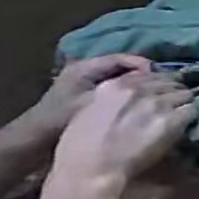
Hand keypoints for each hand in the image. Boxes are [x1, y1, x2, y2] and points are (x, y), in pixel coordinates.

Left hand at [18, 55, 153, 142]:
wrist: (33, 139)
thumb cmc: (60, 121)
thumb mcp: (91, 105)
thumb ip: (120, 94)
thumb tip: (152, 89)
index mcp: (85, 67)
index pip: (123, 58)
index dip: (145, 66)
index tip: (163, 79)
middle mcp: (86, 68)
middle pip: (124, 65)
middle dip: (145, 74)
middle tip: (166, 86)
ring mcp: (87, 80)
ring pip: (121, 75)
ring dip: (139, 84)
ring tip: (157, 94)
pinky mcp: (88, 92)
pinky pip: (116, 86)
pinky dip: (130, 92)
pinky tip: (141, 103)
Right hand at [49, 71, 193, 183]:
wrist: (92, 168)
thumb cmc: (81, 147)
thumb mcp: (89, 109)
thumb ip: (111, 97)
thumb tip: (129, 96)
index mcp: (116, 84)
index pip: (150, 75)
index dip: (157, 86)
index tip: (159, 96)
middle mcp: (140, 89)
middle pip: (171, 82)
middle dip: (172, 93)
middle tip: (172, 106)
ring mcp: (157, 103)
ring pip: (185, 94)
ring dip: (183, 104)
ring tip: (179, 116)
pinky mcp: (171, 120)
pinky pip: (191, 110)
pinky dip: (190, 117)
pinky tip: (183, 126)